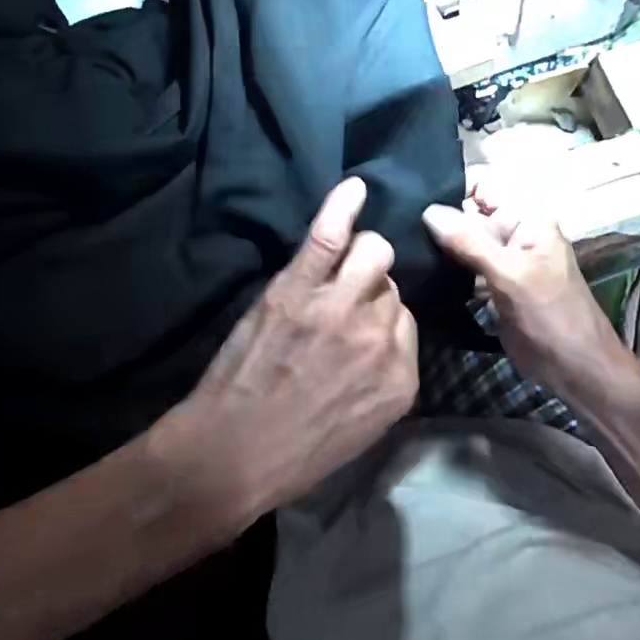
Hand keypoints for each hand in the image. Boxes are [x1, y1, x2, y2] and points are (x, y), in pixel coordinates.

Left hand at [153, 177, 418, 532]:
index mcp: (401, 377)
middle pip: (389, 285)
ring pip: (372, 254)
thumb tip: (385, 336)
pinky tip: (353, 187)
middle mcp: (380, 337)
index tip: (357, 326)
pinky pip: (329, 236)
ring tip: (340, 265)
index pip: (406, 320)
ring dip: (362, 256)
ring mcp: (338, 308)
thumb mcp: (363, 427)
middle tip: (339, 303)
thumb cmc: (296, 451)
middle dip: (370, 288)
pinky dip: (341, 206)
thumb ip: (383, 377)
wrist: (233, 452)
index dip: (380, 318)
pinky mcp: (296, 290)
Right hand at [420, 174, 639, 427]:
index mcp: (525, 218)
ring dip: (436, 241)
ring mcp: (500, 259)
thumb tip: (427, 211)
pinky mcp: (489, 283)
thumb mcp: (510, 275)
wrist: (576, 370)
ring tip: (399, 241)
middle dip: (436, 215)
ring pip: (461, 238)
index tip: (412, 195)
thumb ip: (469, 242)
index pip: (482, 184)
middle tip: (396, 222)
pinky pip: (461, 264)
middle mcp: (511, 232)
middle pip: (466, 210)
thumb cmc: (552, 317)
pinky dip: (442, 265)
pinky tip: (414, 265)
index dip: (450, 185)